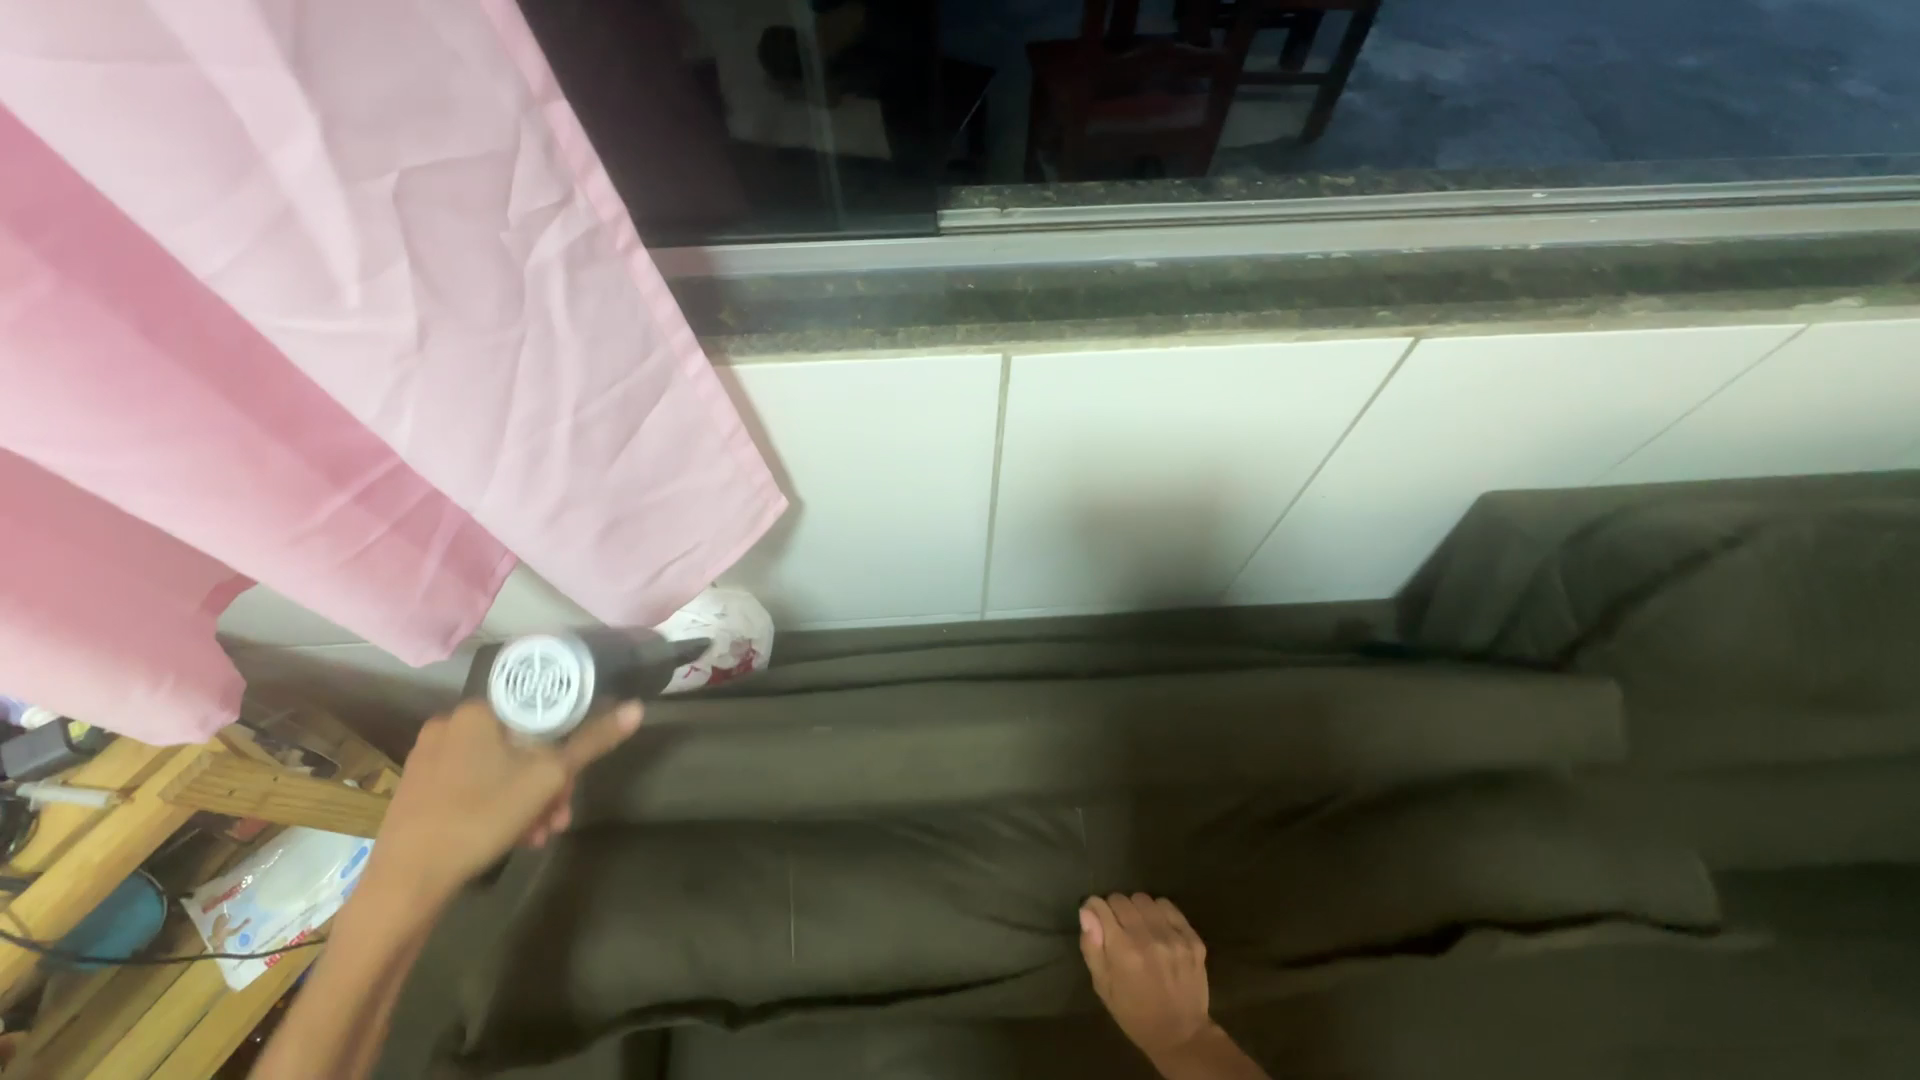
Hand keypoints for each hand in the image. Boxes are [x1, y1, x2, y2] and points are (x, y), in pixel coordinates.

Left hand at [372, 699, 641, 901]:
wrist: (406, 881)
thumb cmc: (480, 816)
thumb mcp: (548, 777)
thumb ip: (592, 741)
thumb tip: (636, 708)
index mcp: (475, 712)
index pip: (539, 712)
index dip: (566, 744)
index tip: (573, 779)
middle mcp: (448, 726)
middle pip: (521, 744)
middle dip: (548, 783)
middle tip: (558, 816)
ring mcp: (428, 760)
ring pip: (499, 770)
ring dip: (528, 800)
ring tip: (538, 835)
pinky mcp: (418, 791)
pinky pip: (474, 787)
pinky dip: (498, 807)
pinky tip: (512, 837)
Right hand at [1080, 894, 1217, 1062]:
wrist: (1181, 1034)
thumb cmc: (1134, 1014)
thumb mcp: (1103, 987)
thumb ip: (1092, 947)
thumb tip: (1087, 911)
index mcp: (1122, 951)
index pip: (1099, 906)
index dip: (1093, 910)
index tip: (1096, 921)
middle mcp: (1148, 938)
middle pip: (1120, 899)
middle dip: (1113, 909)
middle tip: (1117, 928)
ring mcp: (1173, 937)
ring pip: (1143, 899)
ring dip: (1136, 909)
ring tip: (1138, 928)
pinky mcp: (1192, 938)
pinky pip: (1168, 906)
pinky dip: (1158, 912)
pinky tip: (1157, 929)